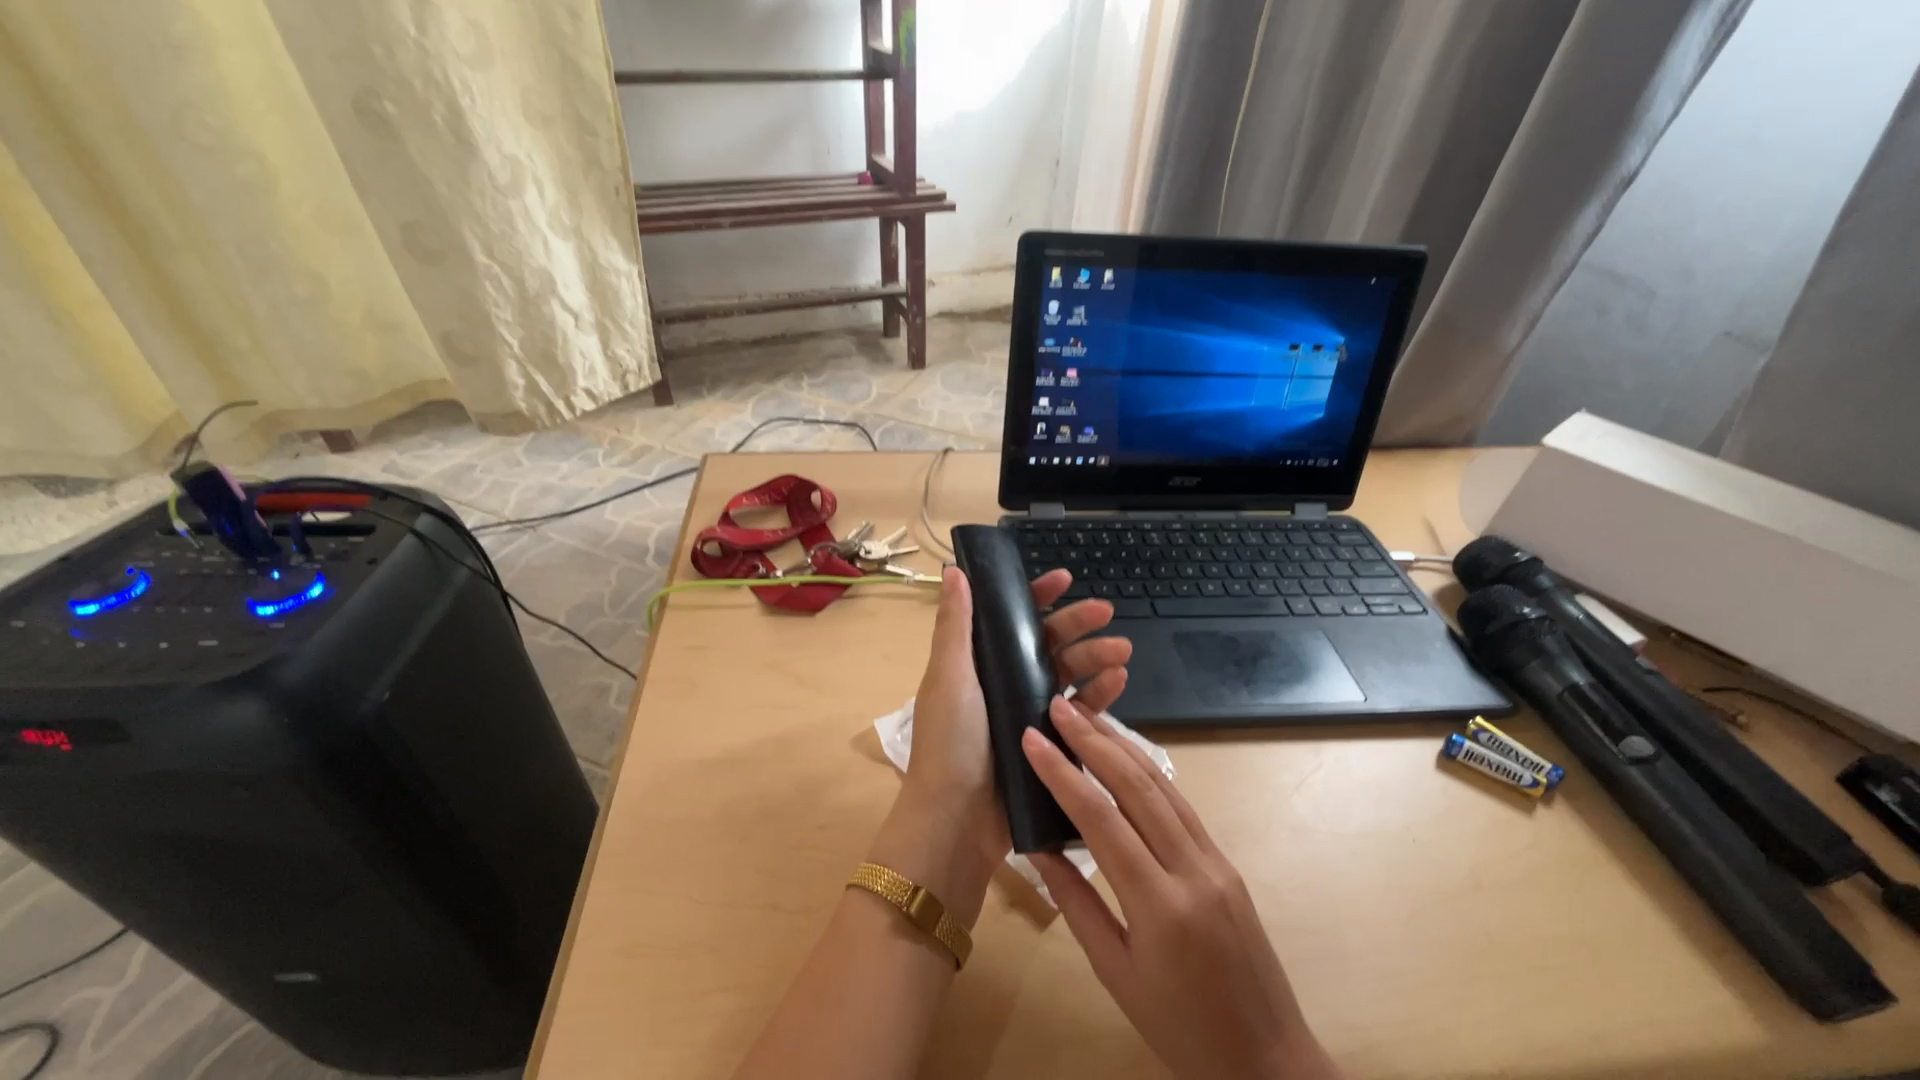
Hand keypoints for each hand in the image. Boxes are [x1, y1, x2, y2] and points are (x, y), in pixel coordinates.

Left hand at [871, 568, 1129, 924]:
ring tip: (1122, 652)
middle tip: (1108, 613)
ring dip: (1095, 659)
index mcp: (977, 664)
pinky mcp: (1048, 746)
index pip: (1010, 620)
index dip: (1036, 598)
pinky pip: (1079, 713)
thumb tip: (953, 570)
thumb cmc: (950, 743)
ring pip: (1069, 676)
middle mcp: (1003, 684)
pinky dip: (1099, 697)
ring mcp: (1027, 716)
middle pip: (1047, 644)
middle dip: (1078, 625)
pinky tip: (1118, 684)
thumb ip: (956, 625)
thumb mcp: (949, 677)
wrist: (957, 822)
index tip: (1065, 579)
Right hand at [1023, 700, 1343, 1079]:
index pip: (1101, 820)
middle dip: (1095, 741)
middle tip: (1059, 705)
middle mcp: (1193, 870)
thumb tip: (1037, 848)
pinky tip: (1127, 759)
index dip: (1062, 774)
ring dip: (1124, 747)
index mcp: (1159, 906)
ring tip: (1088, 716)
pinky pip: (1182, 809)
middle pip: (1138, 787)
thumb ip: (1077, 903)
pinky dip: (1150, 775)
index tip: (1031, 738)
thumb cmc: (1179, 1028)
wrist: (1267, 1058)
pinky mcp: (1227, 864)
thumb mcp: (1115, 973)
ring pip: (1165, 789)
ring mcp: (1217, 863)